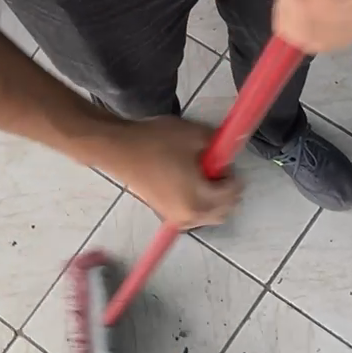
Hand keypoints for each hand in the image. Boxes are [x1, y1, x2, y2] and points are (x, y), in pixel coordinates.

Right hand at [89, 116, 242, 228]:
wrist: (119, 149)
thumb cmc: (156, 142)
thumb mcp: (196, 135)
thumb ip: (220, 146)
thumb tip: (228, 152)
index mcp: (199, 200)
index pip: (232, 194)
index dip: (232, 174)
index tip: (223, 159)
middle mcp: (189, 216)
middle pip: (224, 212)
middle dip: (227, 191)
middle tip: (218, 168)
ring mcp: (175, 217)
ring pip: (209, 216)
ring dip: (214, 199)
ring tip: (203, 174)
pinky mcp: (164, 213)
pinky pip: (192, 215)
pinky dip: (199, 202)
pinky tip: (190, 182)